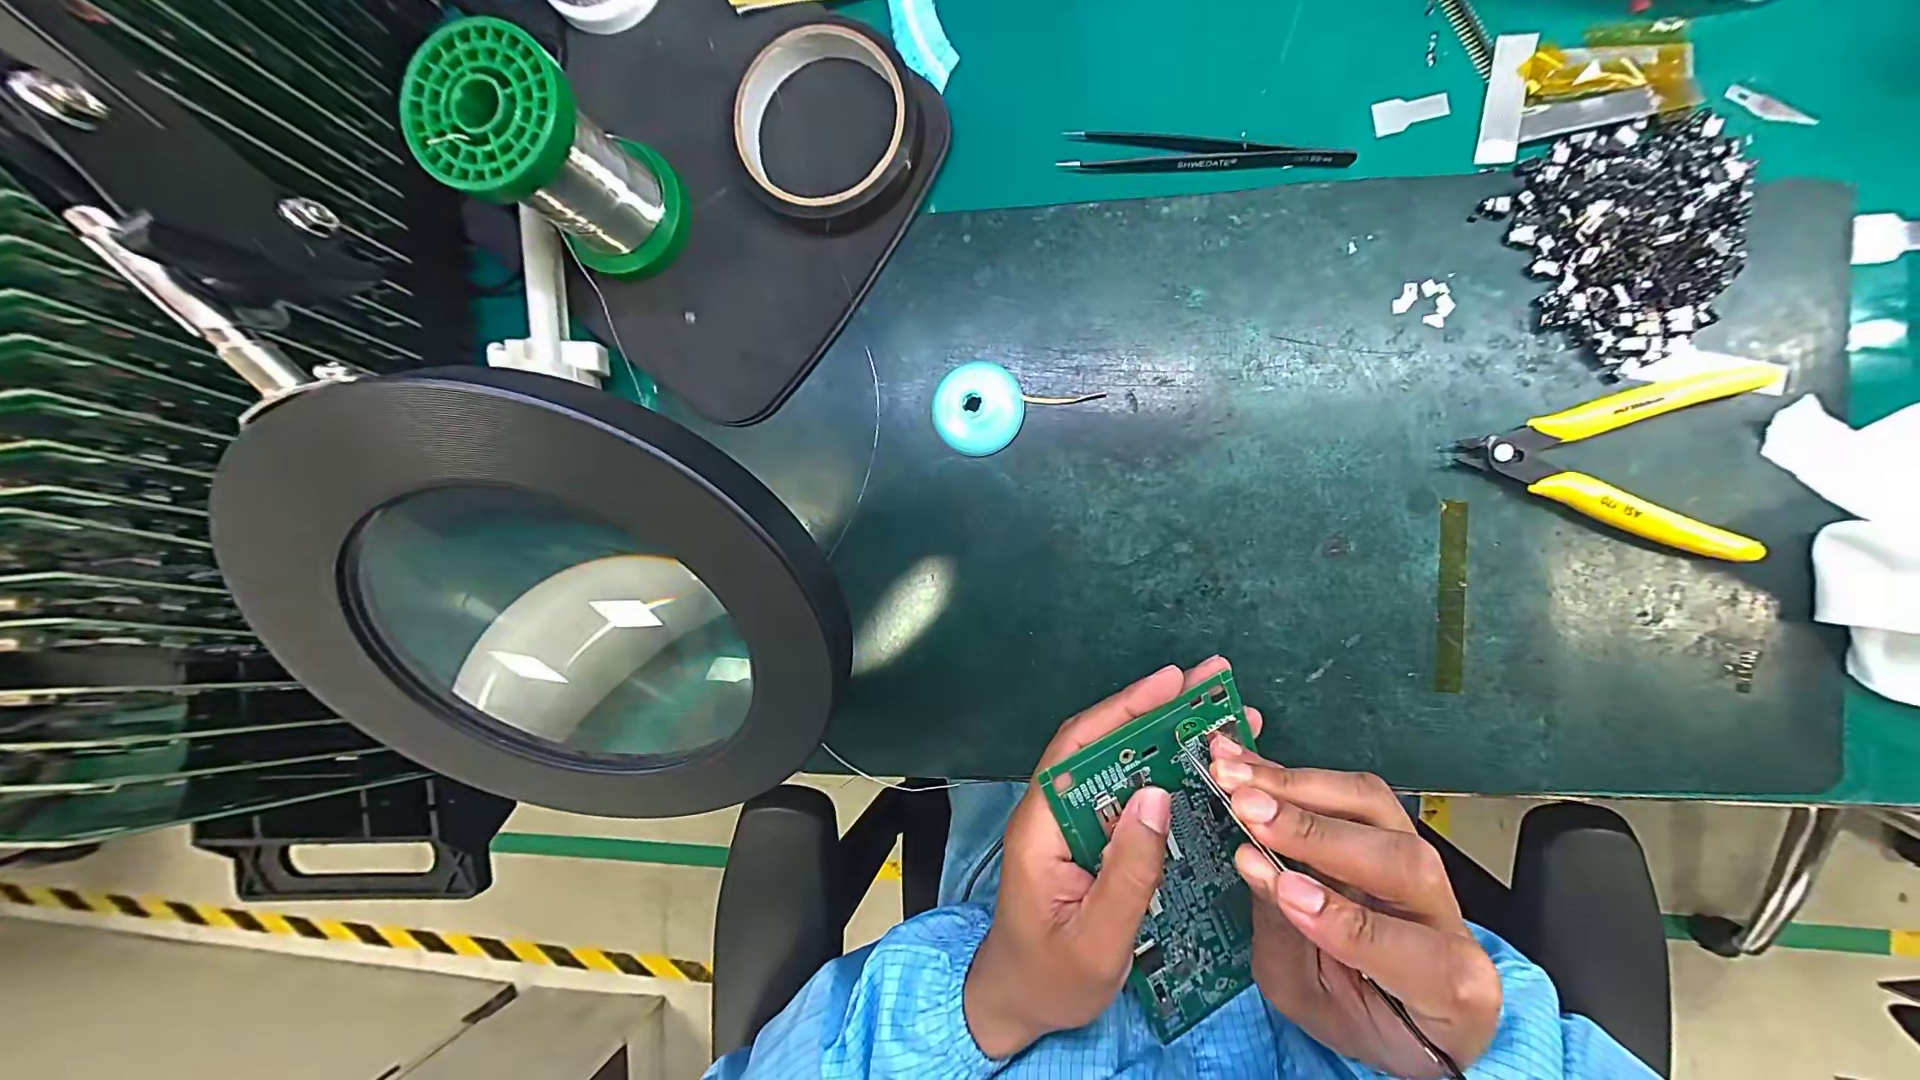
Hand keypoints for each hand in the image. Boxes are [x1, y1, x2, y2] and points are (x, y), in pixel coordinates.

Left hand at [964, 657, 1265, 1058]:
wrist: (1019, 1001)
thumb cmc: (1050, 977)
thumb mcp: (1096, 939)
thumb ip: (1126, 871)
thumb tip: (1157, 794)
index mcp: (1042, 821)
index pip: (1079, 747)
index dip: (1123, 710)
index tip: (1170, 682)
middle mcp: (1054, 806)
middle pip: (1103, 742)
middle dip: (1154, 709)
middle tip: (1211, 682)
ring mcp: (1072, 818)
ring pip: (1118, 762)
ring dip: (1164, 735)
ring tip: (1218, 716)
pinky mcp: (1090, 833)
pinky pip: (1127, 792)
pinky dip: (1162, 771)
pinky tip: (1198, 767)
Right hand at [1210, 744, 1500, 1077]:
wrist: (1385, 996)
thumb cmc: (1352, 1007)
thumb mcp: (1310, 995)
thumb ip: (1286, 933)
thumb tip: (1252, 861)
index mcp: (1449, 986)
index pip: (1418, 955)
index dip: (1349, 922)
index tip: (1286, 891)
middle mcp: (1443, 913)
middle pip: (1398, 859)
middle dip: (1313, 831)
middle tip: (1247, 810)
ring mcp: (1416, 857)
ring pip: (1371, 804)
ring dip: (1293, 785)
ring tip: (1233, 777)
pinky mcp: (1379, 821)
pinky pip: (1341, 785)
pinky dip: (1281, 769)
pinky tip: (1237, 758)